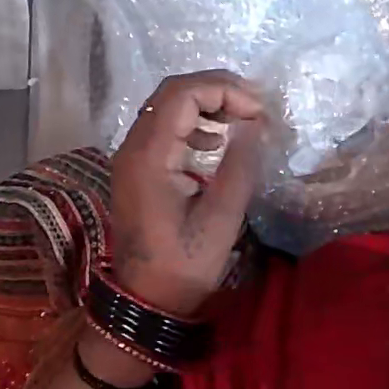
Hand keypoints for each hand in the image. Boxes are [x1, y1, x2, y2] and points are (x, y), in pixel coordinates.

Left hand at [109, 70, 266, 315]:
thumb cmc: (183, 265)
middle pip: (170, 94)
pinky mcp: (137, 170)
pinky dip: (192, 124)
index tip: (258, 111)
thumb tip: (255, 127)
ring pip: (165, 108)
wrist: (145, 298)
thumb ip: (239, 167)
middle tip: (254, 106)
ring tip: (242, 119)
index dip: (223, 90)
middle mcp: (132, 148)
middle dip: (215, 90)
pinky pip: (163, 130)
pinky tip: (216, 142)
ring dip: (205, 105)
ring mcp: (131, 158)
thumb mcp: (220, 221)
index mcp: (148, 157)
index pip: (181, 95)